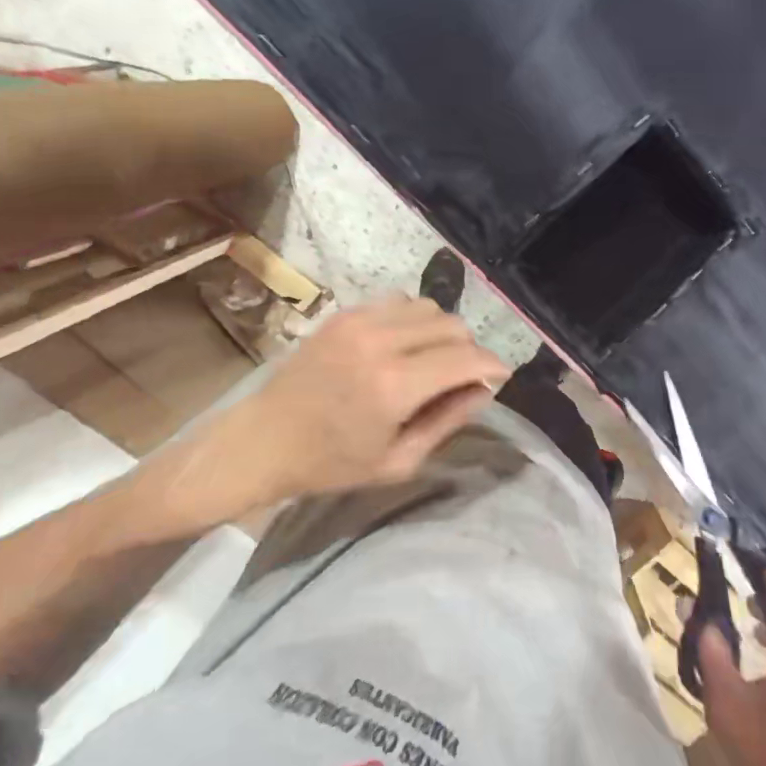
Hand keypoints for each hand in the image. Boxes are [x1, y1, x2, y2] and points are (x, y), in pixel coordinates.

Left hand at [212, 298, 509, 501]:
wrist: (265, 439)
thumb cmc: (331, 463)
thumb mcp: (398, 461)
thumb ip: (447, 421)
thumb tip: (484, 390)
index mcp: (395, 385)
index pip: (466, 358)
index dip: (492, 366)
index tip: (500, 378)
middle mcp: (380, 342)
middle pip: (452, 325)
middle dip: (468, 350)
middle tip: (462, 377)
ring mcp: (358, 321)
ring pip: (427, 307)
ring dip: (441, 331)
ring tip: (431, 360)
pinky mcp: (343, 314)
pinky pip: (397, 302)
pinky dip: (412, 320)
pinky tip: (402, 346)